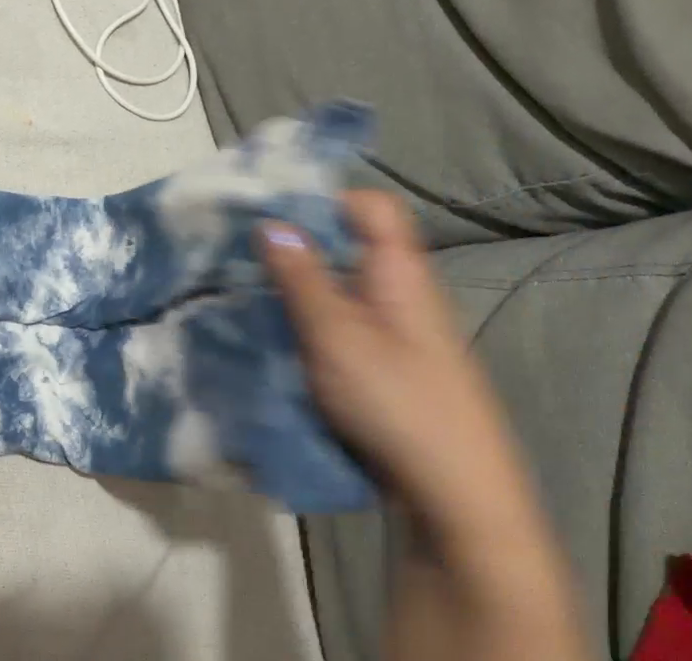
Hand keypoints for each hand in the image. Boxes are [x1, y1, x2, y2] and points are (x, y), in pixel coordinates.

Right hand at [258, 192, 529, 530]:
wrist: (455, 492)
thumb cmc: (395, 400)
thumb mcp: (335, 333)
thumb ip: (300, 275)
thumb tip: (270, 220)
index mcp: (398, 271)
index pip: (369, 205)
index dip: (322, 198)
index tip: (265, 213)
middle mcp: (399, 291)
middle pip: (346, 244)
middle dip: (293, 245)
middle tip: (236, 254)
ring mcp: (393, 329)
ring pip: (336, 286)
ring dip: (293, 286)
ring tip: (242, 293)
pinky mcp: (382, 362)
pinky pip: (337, 322)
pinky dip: (304, 320)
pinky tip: (271, 335)